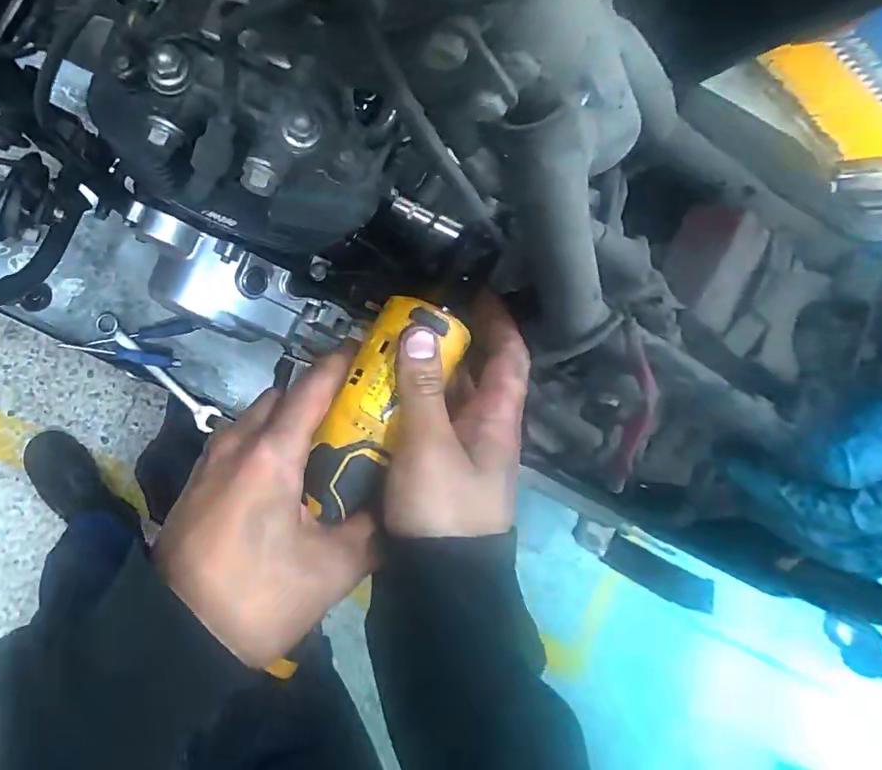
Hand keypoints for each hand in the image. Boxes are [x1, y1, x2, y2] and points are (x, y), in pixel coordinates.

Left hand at [153, 348, 378, 667]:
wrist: (178, 634)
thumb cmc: (258, 596)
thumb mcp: (329, 571)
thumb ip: (370, 530)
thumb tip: (395, 505)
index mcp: (271, 453)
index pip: (311, 389)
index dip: (340, 364)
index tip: (366, 350)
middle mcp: (238, 441)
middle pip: (283, 396)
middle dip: (317, 392)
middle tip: (354, 408)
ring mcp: (212, 456)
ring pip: (258, 415)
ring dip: (289, 416)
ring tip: (322, 440)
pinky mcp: (199, 476)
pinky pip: (240, 437)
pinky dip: (266, 437)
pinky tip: (284, 470)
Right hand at [386, 292, 530, 537]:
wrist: (438, 589)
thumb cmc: (444, 510)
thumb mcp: (431, 444)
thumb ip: (422, 388)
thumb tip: (419, 330)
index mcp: (496, 421)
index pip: (510, 359)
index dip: (499, 322)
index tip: (476, 292)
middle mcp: (481, 431)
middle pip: (470, 374)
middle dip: (445, 342)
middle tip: (407, 317)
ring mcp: (455, 452)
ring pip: (440, 399)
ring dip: (417, 373)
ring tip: (383, 347)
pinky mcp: (429, 470)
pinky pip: (419, 424)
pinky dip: (400, 405)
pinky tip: (371, 394)